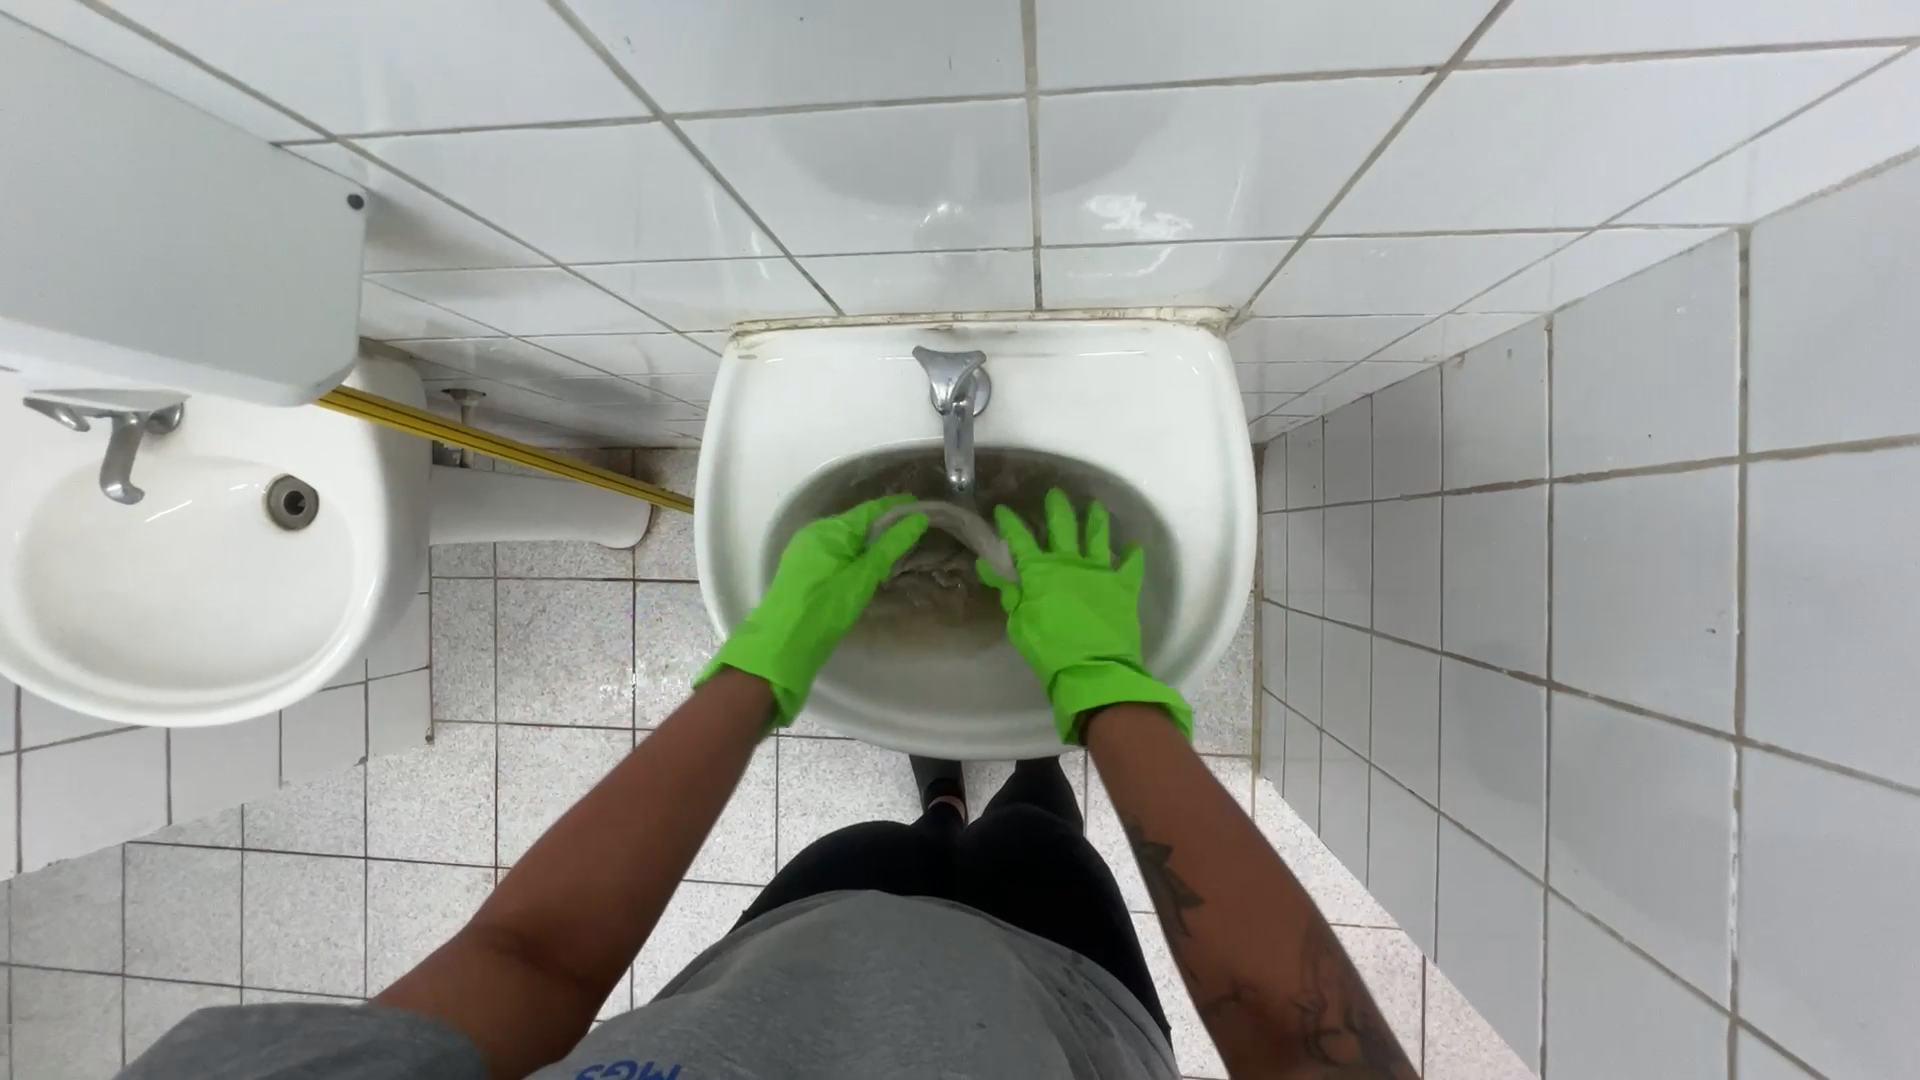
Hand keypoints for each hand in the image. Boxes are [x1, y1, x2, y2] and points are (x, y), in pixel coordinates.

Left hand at [701, 495, 927, 726]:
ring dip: (868, 541)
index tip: (920, 507)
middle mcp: (816, 531)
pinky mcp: (802, 565)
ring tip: (893, 550)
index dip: (897, 506)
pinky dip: (853, 552)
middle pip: (857, 521)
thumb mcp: (864, 576)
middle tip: (911, 534)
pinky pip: (833, 549)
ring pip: (845, 536)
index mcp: (832, 529)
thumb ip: (891, 546)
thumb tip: (917, 519)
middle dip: (883, 525)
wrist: (785, 640)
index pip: (871, 509)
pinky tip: (864, 566)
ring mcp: (806, 547)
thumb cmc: (827, 607)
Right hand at [977, 488, 1190, 743]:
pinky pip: (1130, 565)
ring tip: (1095, 506)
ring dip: (1095, 519)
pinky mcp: (1123, 586)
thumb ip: (1008, 592)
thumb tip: (988, 566)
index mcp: (1040, 571)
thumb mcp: (1018, 623)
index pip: (1020, 539)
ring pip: (1097, 536)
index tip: (1003, 509)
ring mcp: (1099, 571)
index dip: (1010, 523)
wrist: (1092, 669)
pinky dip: (1132, 555)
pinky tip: (1133, 547)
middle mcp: (1069, 562)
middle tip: (1054, 494)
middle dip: (1056, 507)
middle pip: (1062, 526)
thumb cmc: (1048, 649)